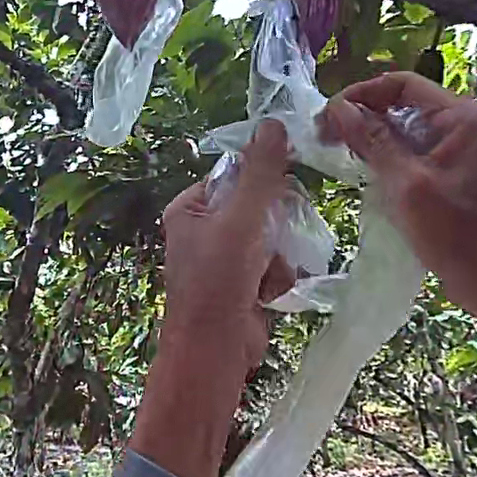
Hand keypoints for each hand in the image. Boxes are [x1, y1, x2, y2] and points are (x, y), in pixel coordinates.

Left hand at [132, 120, 294, 476]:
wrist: (214, 353)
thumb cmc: (219, 280)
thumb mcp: (242, 219)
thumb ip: (261, 173)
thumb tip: (273, 123)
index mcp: (191, 209)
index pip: (234, 175)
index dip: (263, 179)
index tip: (286, 185)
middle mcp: (204, 231)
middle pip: (257, 206)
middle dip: (273, 226)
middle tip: (274, 238)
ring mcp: (225, 261)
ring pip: (272, 237)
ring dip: (277, 256)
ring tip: (266, 275)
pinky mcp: (244, 286)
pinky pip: (274, 266)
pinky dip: (277, 279)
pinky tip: (268, 296)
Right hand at [320, 72, 476, 359]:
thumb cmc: (463, 239)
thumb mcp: (409, 187)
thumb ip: (373, 143)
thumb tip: (339, 108)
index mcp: (468, 118)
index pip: (403, 85)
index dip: (360, 95)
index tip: (328, 119)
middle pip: (410, 107)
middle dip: (368, 121)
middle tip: (330, 143)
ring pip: (418, 134)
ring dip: (382, 145)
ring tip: (348, 163)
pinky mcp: (475, 176)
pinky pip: (430, 156)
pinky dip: (401, 163)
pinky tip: (378, 182)